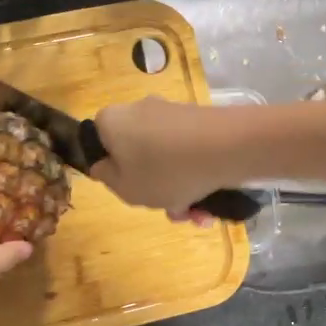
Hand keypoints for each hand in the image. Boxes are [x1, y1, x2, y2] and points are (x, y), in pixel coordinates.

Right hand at [88, 97, 237, 221]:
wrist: (226, 147)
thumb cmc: (164, 171)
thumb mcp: (125, 187)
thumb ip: (108, 177)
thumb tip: (105, 165)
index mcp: (112, 121)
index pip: (100, 142)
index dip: (112, 170)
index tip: (127, 188)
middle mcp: (139, 110)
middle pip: (138, 156)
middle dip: (155, 189)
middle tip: (169, 210)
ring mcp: (172, 114)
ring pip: (167, 161)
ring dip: (179, 192)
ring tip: (197, 215)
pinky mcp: (200, 121)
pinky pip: (188, 154)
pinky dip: (195, 179)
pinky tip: (209, 205)